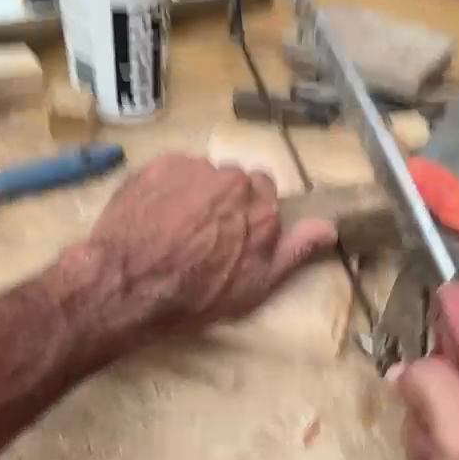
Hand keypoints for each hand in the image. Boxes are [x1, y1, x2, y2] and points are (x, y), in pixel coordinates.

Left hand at [81, 154, 336, 328]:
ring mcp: (195, 169)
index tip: (235, 235)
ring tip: (174, 226)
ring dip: (196, 192)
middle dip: (226, 200)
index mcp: (263, 209)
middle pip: (236, 181)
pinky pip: (174, 170)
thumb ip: (294, 250)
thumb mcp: (255, 286)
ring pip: (204, 174)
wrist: (128, 284)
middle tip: (204, 233)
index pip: (266, 193)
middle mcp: (234, 181)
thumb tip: (330, 226)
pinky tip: (155, 215)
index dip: (251, 214)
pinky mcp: (159, 165)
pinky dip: (168, 187)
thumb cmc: (195, 295)